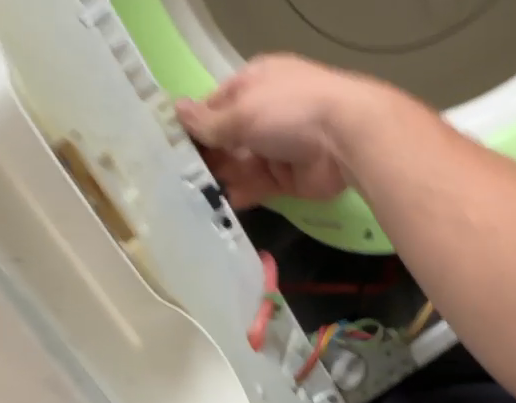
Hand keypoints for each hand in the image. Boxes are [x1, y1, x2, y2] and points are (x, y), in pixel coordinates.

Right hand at [174, 54, 392, 207]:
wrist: (345, 139)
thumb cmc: (289, 111)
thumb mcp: (243, 112)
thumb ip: (209, 121)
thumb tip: (176, 110)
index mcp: (253, 85)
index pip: (214, 106)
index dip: (194, 127)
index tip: (170, 149)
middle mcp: (264, 114)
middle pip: (226, 139)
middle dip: (207, 158)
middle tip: (178, 180)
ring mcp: (277, 147)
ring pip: (240, 165)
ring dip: (222, 178)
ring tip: (195, 196)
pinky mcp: (287, 178)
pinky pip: (258, 187)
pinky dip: (243, 194)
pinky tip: (223, 204)